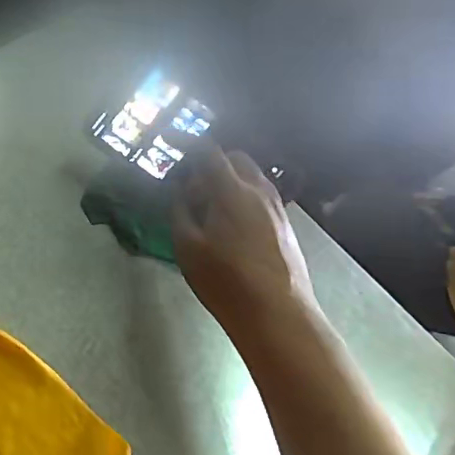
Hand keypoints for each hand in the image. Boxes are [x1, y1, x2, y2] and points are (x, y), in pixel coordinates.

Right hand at [172, 149, 315, 338]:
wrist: (279, 314)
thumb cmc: (227, 282)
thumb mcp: (188, 249)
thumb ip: (180, 212)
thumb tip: (181, 192)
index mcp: (233, 191)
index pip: (208, 152)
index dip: (185, 142)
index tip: (168, 141)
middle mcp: (259, 191)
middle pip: (235, 159)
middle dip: (210, 163)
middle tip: (190, 189)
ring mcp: (277, 208)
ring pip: (251, 177)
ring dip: (228, 181)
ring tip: (209, 211)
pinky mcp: (285, 225)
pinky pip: (260, 196)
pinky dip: (242, 197)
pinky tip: (231, 226)